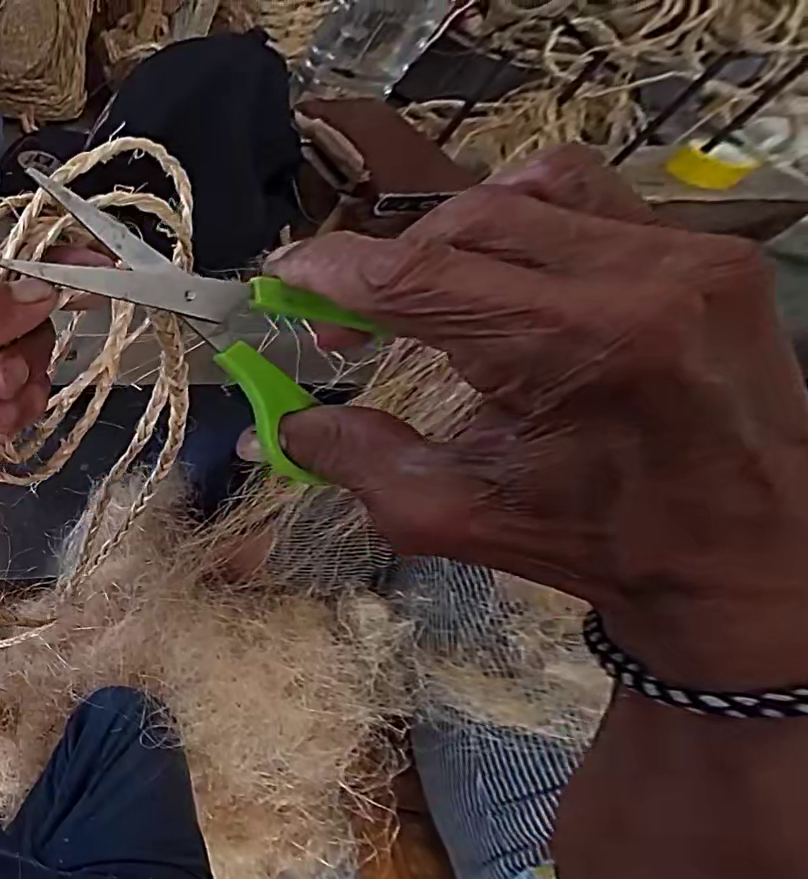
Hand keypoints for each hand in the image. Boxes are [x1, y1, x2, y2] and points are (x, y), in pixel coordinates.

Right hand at [267, 145, 807, 687]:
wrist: (748, 543)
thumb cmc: (585, 536)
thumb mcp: (436, 511)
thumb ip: (346, 456)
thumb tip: (273, 427)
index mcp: (576, 348)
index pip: (419, 278)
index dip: (330, 270)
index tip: (277, 273)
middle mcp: (640, 277)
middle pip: (462, 223)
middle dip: (372, 266)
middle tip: (332, 328)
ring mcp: (682, 252)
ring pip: (522, 191)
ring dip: (435, 240)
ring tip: (404, 297)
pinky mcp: (696, 251)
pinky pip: (579, 196)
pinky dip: (503, 222)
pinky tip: (478, 273)